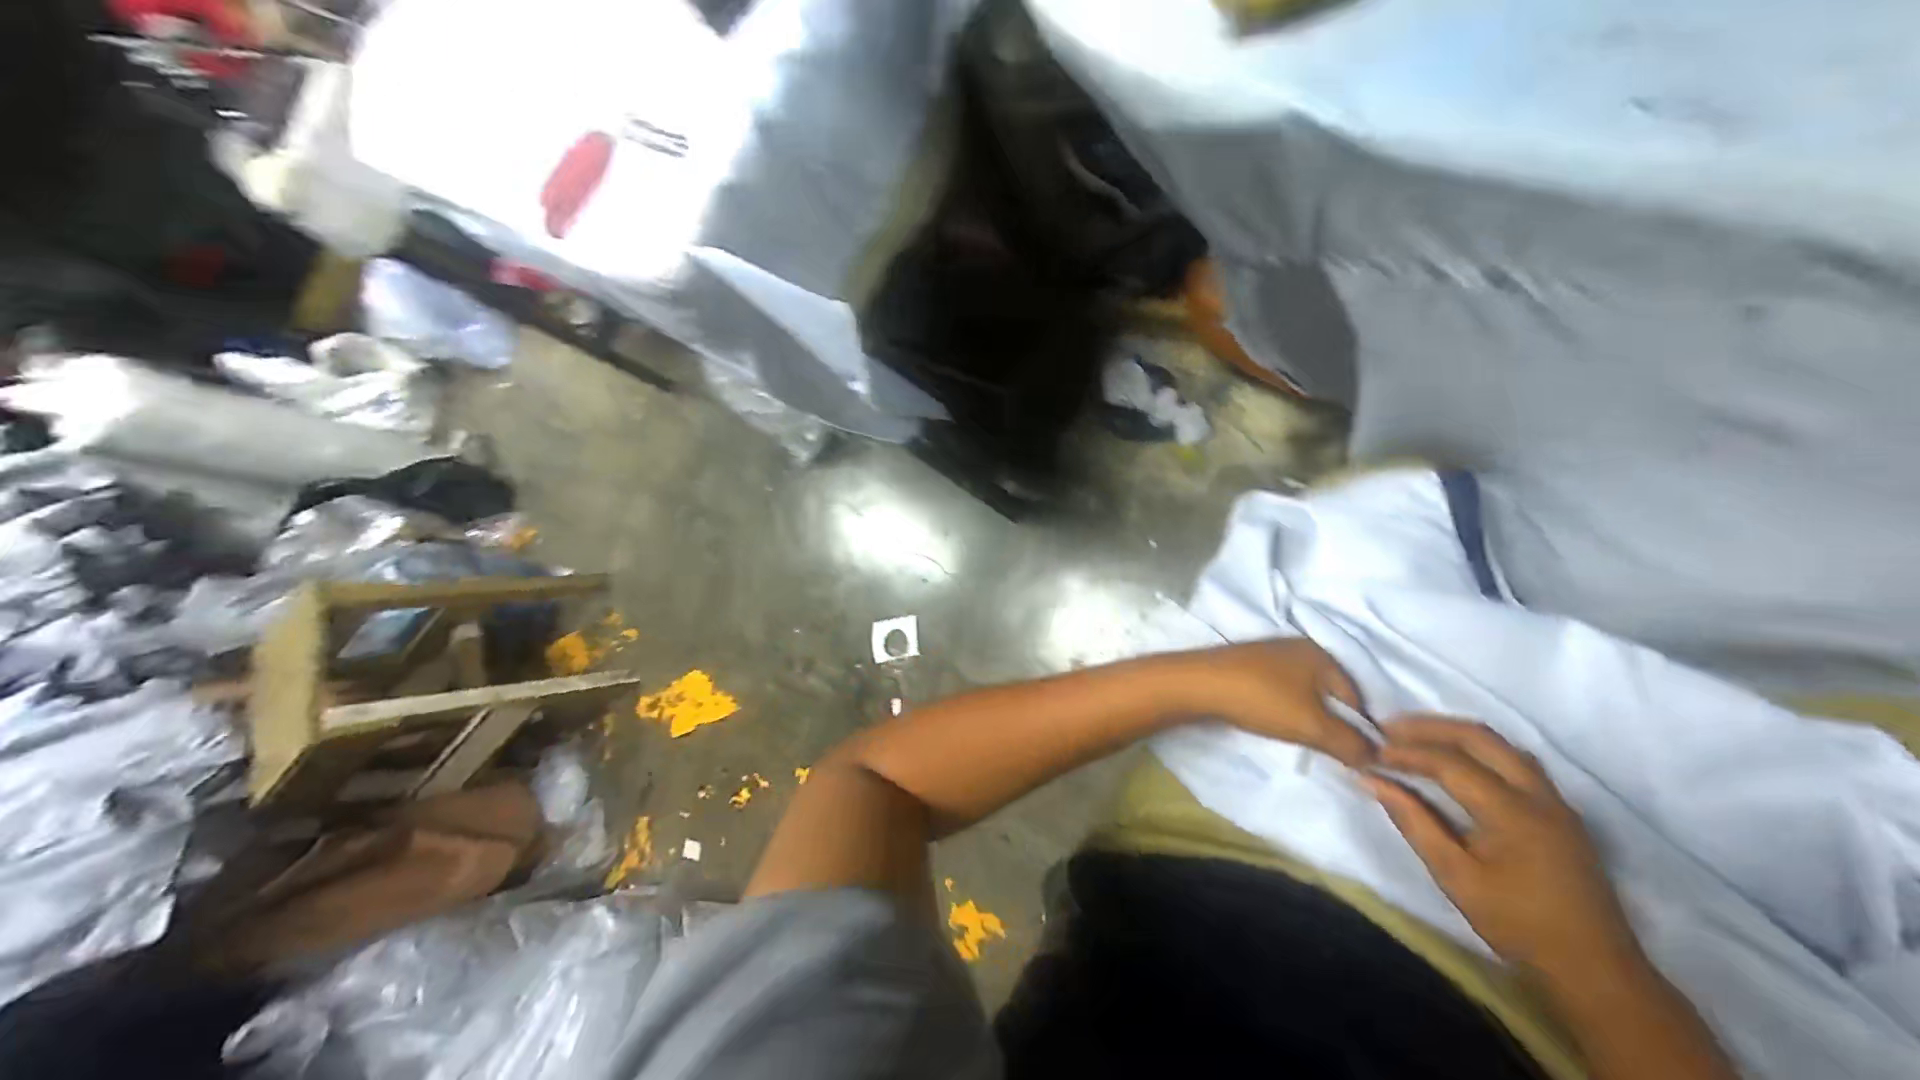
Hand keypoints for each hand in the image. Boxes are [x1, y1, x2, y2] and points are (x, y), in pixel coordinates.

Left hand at [1186, 639, 1373, 765]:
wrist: (1198, 684)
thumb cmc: (1262, 700)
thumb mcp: (1313, 726)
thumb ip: (1350, 743)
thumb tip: (1377, 757)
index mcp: (1321, 654)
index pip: (1356, 696)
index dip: (1360, 728)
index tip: (1354, 755)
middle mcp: (1298, 647)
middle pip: (1329, 692)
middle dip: (1332, 721)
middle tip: (1327, 749)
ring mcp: (1269, 653)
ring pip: (1303, 691)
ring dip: (1306, 715)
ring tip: (1299, 737)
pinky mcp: (1246, 664)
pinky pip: (1278, 689)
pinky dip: (1282, 707)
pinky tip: (1272, 720)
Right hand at [1362, 716, 1641, 977]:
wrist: (1594, 970)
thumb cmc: (1518, 924)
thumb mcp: (1455, 876)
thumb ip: (1414, 822)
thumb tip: (1372, 781)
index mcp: (1512, 811)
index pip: (1450, 762)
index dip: (1406, 752)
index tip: (1370, 753)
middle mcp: (1538, 795)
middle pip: (1480, 737)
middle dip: (1430, 727)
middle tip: (1388, 730)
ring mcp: (1556, 801)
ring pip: (1503, 745)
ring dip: (1456, 734)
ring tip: (1417, 739)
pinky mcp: (1561, 812)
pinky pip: (1517, 761)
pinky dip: (1480, 749)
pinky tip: (1459, 761)